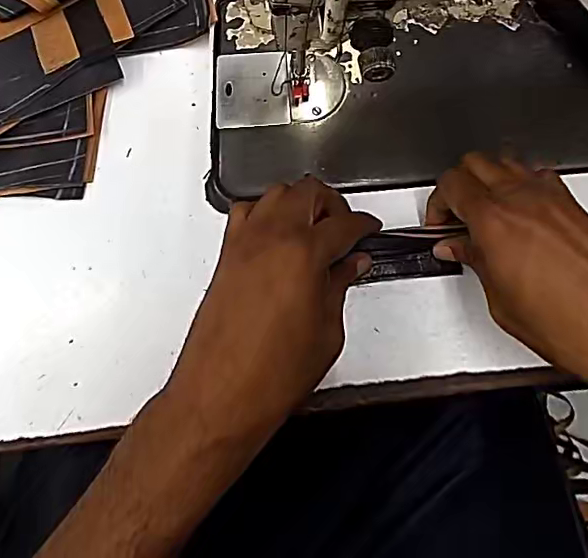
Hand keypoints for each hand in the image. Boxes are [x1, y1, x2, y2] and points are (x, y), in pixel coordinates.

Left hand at [164, 176, 380, 437]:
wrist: (219, 396)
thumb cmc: (267, 376)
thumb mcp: (326, 332)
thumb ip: (339, 286)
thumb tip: (350, 266)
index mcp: (305, 253)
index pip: (345, 223)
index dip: (364, 225)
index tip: (368, 229)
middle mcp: (272, 238)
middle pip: (309, 191)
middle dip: (332, 204)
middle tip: (343, 226)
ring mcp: (246, 242)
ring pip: (277, 192)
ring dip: (299, 202)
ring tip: (314, 225)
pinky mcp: (226, 253)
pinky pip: (247, 212)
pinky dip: (265, 212)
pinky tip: (276, 232)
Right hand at [426, 153, 587, 398]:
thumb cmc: (573, 324)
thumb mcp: (502, 301)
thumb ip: (475, 262)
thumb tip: (459, 248)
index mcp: (495, 219)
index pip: (451, 184)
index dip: (438, 203)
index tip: (440, 223)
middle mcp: (522, 198)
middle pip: (474, 163)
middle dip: (459, 185)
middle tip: (457, 215)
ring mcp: (550, 196)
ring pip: (505, 162)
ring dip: (489, 180)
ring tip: (486, 212)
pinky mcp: (572, 203)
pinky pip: (535, 175)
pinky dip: (520, 185)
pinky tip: (520, 212)